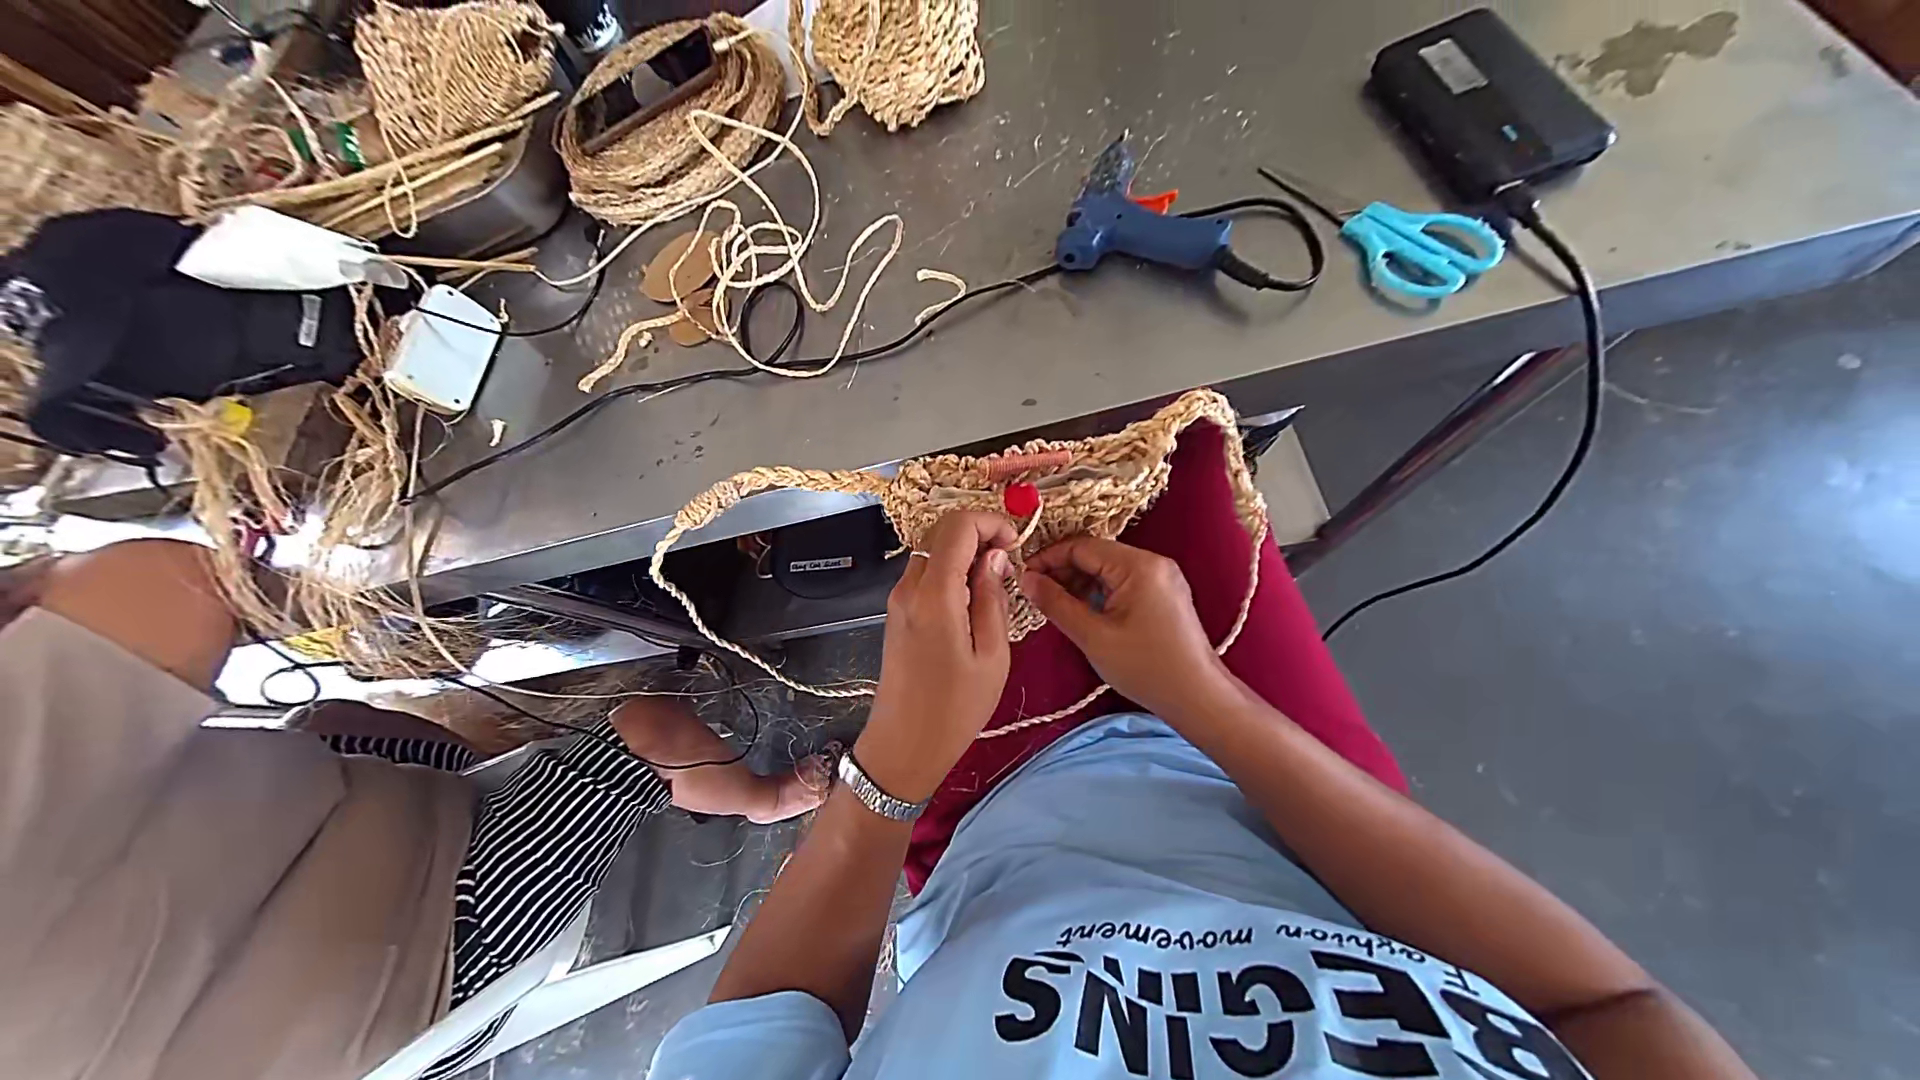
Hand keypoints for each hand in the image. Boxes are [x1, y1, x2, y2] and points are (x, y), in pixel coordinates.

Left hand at [855, 511, 1016, 802]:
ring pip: (931, 549)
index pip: (957, 526)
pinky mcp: (896, 611)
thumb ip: (994, 598)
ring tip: (993, 581)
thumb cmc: (955, 709)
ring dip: (963, 550)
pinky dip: (949, 568)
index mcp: (934, 595)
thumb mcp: (992, 655)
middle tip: (1007, 560)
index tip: (1015, 545)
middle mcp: (909, 587)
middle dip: (978, 532)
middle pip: (940, 530)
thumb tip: (995, 558)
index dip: (991, 523)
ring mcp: (897, 598)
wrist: (902, 746)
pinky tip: (971, 596)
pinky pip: (924, 572)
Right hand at [1019, 536, 1236, 719]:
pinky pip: (1122, 581)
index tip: (1024, 576)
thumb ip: (1056, 603)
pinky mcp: (1164, 593)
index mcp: (1138, 565)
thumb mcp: (1092, 636)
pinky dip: (1098, 591)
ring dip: (1079, 582)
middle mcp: (1153, 562)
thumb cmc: (1145, 667)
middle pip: (1096, 554)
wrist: (1198, 697)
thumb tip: (1026, 578)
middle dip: (1063, 570)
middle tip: (1036, 593)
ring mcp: (1162, 577)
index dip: (1048, 558)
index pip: (1082, 546)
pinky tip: (1081, 611)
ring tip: (1055, 605)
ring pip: (1108, 568)